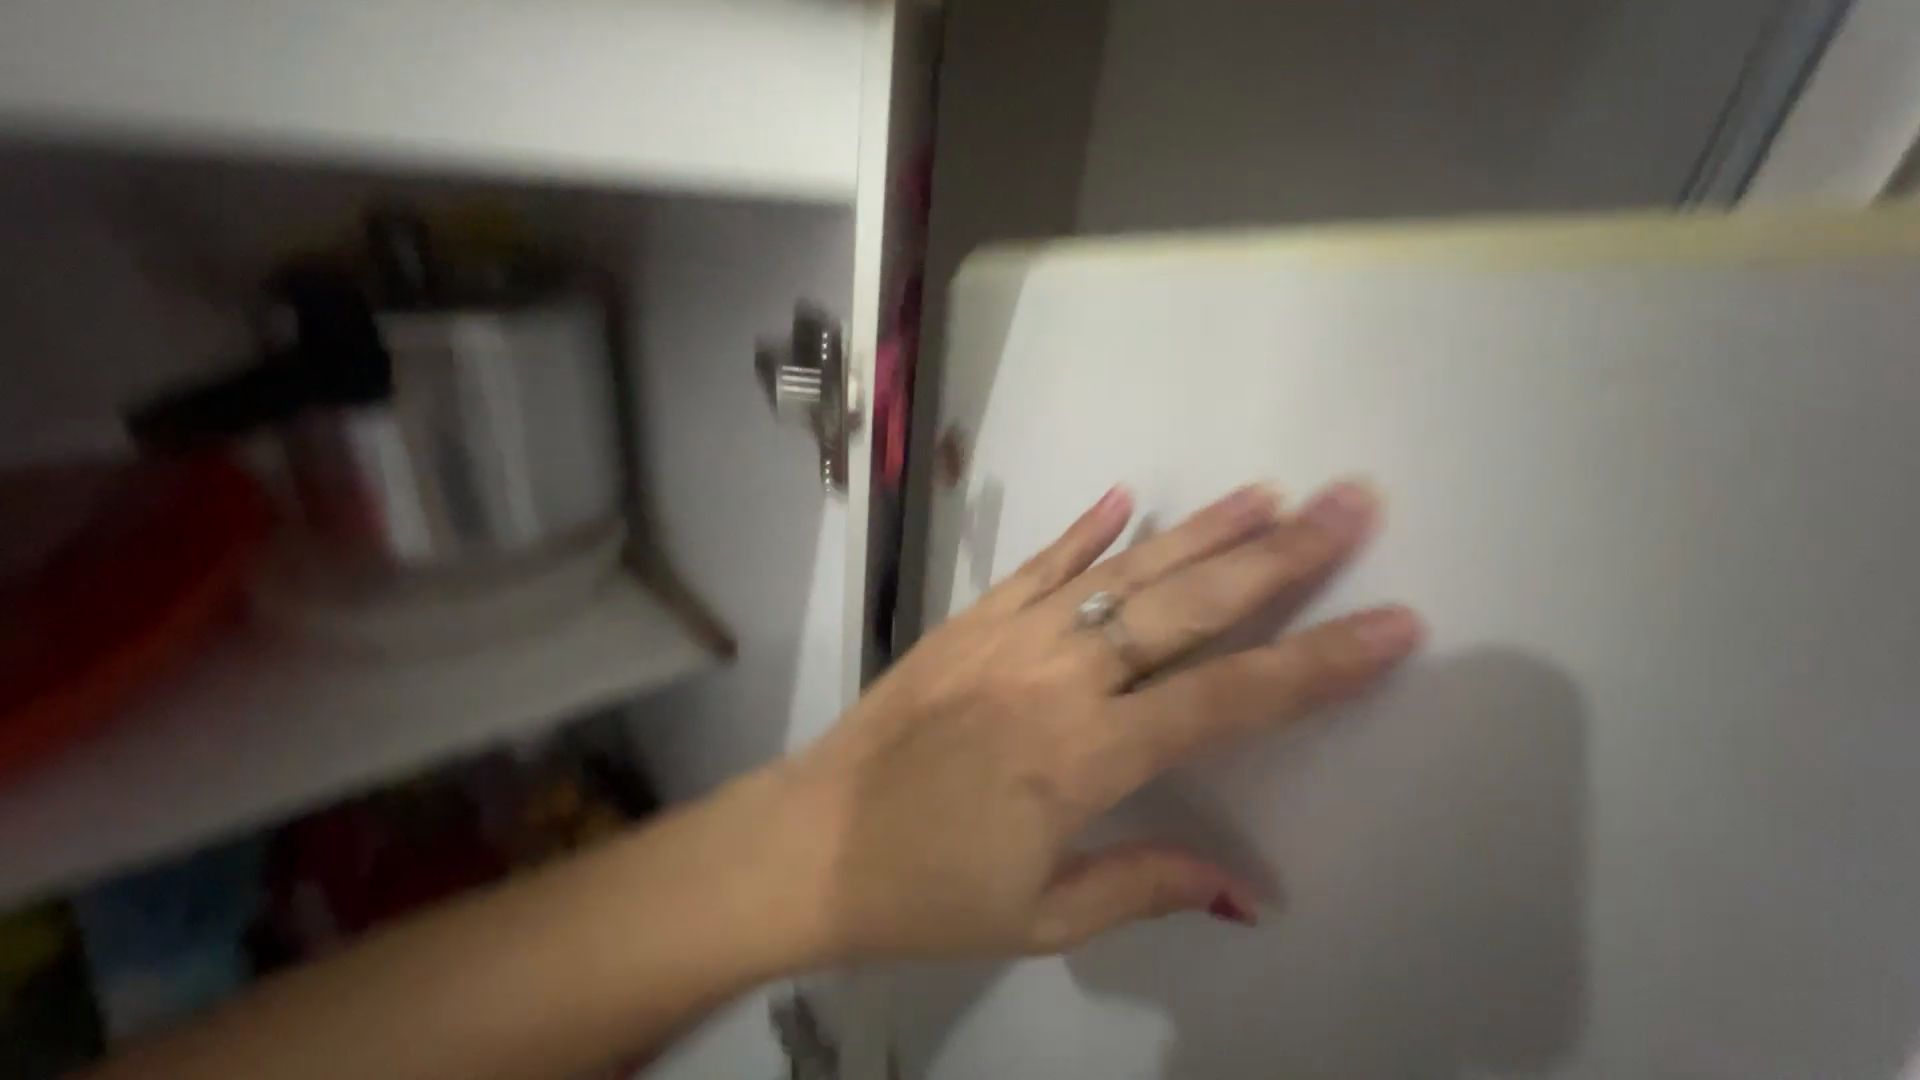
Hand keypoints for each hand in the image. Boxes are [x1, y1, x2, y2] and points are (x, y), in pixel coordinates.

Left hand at [782, 480, 1425, 962]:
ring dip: (1199, 532)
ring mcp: (1007, 637)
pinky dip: (1083, 532)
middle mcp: (1057, 676)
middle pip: (1187, 608)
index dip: (1318, 666)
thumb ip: (1144, 885)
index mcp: (1084, 755)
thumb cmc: (926, 892)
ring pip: (1121, 573)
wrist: (809, 841)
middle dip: (1279, 558)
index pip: (1227, 700)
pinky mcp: (967, 622)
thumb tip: (1246, 890)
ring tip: (1267, 494)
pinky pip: (1036, 566)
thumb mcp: (1041, 916)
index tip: (1393, 626)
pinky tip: (1124, 497)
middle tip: (1348, 507)